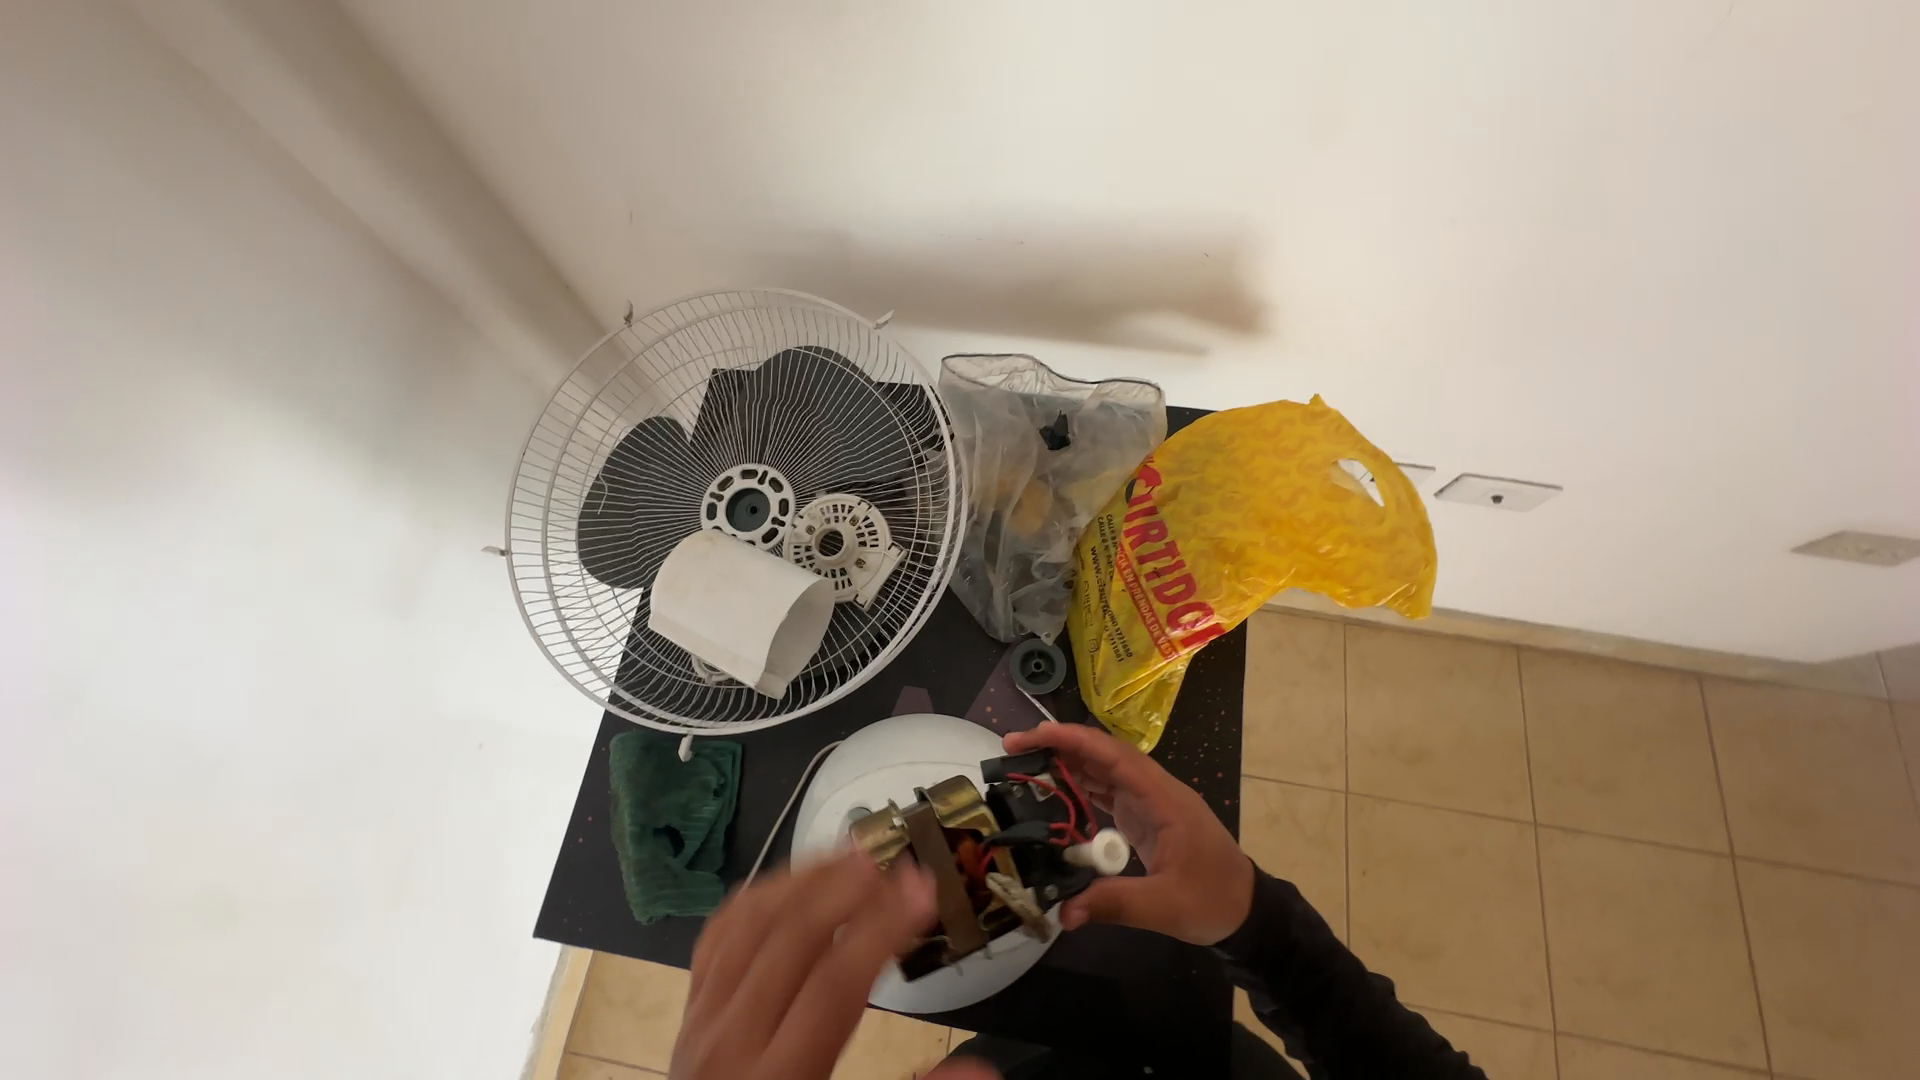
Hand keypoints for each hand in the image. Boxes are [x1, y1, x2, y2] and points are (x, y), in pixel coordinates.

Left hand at [672, 851, 997, 1079]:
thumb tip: (984, 1066)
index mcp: (780, 1078)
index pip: (836, 985)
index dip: (883, 928)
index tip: (923, 887)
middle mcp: (732, 1040)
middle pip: (790, 938)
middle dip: (847, 886)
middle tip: (893, 857)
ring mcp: (701, 1017)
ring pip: (750, 921)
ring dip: (804, 878)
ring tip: (852, 855)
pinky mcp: (690, 1005)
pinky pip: (720, 931)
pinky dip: (760, 894)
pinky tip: (793, 879)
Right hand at [1003, 722, 1253, 945]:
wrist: (1247, 910)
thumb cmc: (1213, 900)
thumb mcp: (1166, 906)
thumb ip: (1116, 903)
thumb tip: (1064, 913)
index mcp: (1163, 798)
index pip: (1113, 755)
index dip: (1073, 741)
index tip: (1035, 735)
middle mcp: (1153, 789)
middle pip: (1102, 753)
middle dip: (1059, 744)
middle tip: (1013, 747)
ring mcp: (1148, 800)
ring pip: (1102, 767)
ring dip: (1065, 760)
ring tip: (1023, 762)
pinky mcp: (1142, 815)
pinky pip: (1105, 789)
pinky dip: (1077, 783)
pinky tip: (1051, 788)